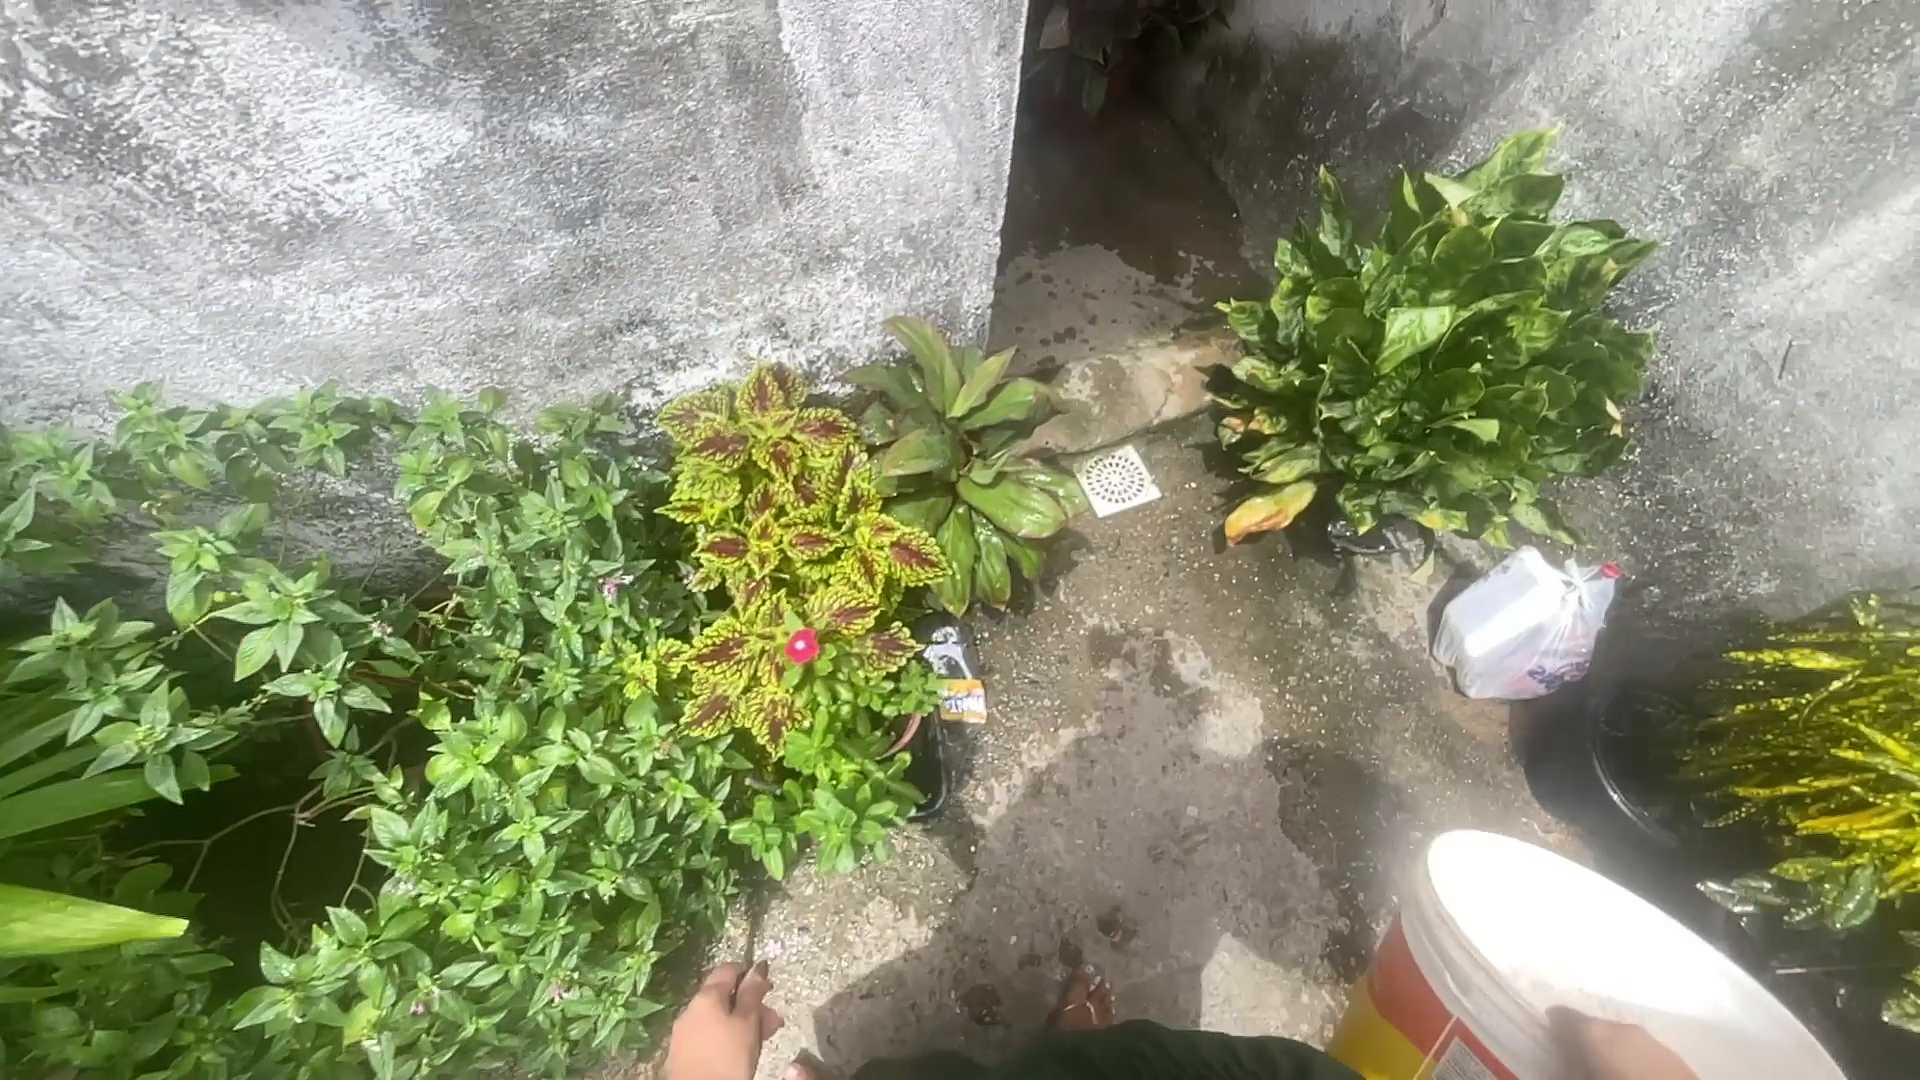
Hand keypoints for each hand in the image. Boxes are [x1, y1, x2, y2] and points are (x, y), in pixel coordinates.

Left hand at [667, 962, 784, 1079]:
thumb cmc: (727, 1058)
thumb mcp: (748, 1022)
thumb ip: (753, 993)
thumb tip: (756, 968)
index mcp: (705, 997)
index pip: (728, 969)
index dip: (750, 973)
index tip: (767, 988)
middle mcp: (690, 1010)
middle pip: (724, 996)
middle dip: (750, 1004)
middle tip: (772, 1019)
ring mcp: (683, 1033)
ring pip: (718, 1017)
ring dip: (741, 1022)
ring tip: (762, 1038)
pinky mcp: (682, 1055)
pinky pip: (708, 1035)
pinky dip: (725, 1036)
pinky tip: (739, 1050)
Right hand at [1548, 1007, 1698, 1079]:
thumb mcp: (1580, 1076)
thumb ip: (1567, 1062)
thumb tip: (1560, 1057)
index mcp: (1591, 1029)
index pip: (1559, 1014)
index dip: (1555, 1029)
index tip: (1557, 1046)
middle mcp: (1619, 1026)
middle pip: (1594, 1026)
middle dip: (1590, 1042)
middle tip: (1589, 1063)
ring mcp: (1651, 1040)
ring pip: (1623, 1039)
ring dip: (1617, 1051)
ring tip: (1618, 1072)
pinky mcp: (1677, 1057)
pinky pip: (1647, 1052)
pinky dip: (1640, 1061)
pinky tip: (1642, 1076)